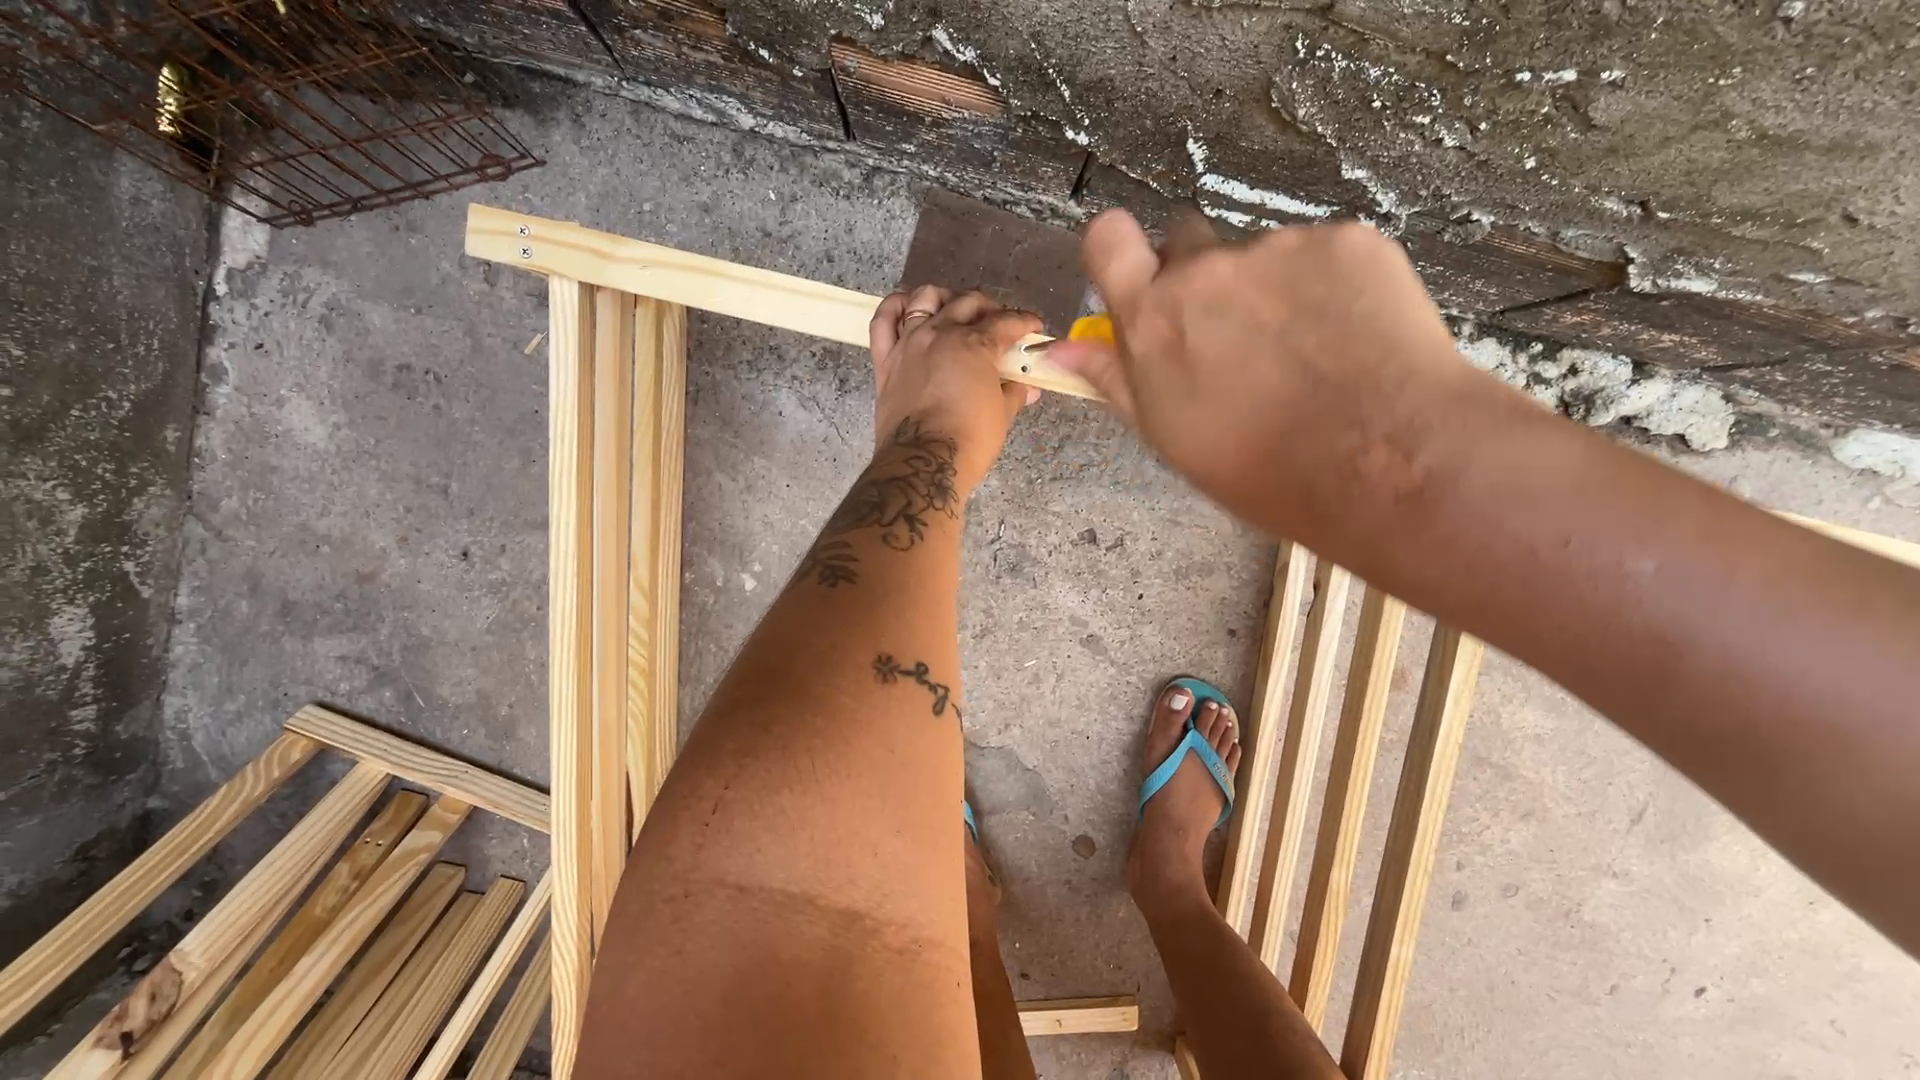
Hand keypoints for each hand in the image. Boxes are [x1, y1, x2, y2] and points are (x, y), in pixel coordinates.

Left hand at [867, 286, 1042, 497]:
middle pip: (968, 303)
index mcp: (975, 345)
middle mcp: (941, 333)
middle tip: (999, 322)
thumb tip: (1027, 388)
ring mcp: (909, 343)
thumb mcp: (1001, 415)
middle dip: (990, 307)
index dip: (1024, 322)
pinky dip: (894, 307)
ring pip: (925, 299)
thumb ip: (1013, 393)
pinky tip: (907, 307)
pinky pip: (883, 321)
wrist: (923, 463)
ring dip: (945, 297)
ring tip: (955, 308)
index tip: (1033, 327)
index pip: (1006, 322)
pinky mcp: (886, 360)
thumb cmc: (968, 440)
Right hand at [1049, 210, 1489, 538]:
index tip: (1140, 278)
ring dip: (1272, 288)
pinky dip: (1330, 285)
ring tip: (1311, 352)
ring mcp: (1280, 247)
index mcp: (1153, 318)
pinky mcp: (1347, 240)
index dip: (1120, 253)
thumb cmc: (1262, 469)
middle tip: (1239, 336)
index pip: (1108, 240)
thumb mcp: (1171, 436)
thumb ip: (1114, 379)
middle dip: (1202, 278)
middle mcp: (1207, 269)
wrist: (1385, 460)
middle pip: (1189, 243)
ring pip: (1262, 255)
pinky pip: (1323, 252)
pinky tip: (1353, 337)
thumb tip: (1059, 348)